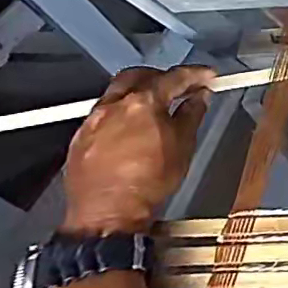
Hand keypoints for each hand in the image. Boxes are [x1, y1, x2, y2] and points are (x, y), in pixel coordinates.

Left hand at [62, 65, 215, 235]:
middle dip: (161, 76)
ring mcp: (93, 122)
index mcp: (142, 104)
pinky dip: (122, 113)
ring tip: (158, 108)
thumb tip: (198, 98)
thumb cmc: (146, 182)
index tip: (206, 76)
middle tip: (180, 85)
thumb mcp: (184, 144)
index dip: (196, 74)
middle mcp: (113, 107)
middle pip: (137, 76)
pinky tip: (134, 128)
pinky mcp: (80, 139)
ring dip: (139, 94)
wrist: (109, 213)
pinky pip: (103, 114)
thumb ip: (192, 114)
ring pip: (116, 93)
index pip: (173, 78)